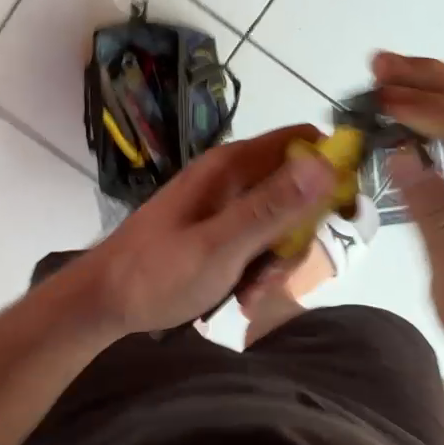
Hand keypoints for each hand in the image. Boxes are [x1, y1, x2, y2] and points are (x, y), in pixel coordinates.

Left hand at [67, 124, 338, 334]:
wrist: (103, 302)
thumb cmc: (157, 274)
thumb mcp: (222, 246)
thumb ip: (274, 207)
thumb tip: (329, 164)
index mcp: (233, 166)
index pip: (304, 142)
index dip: (331, 171)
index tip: (340, 217)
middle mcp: (231, 176)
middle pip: (298, 189)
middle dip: (298, 235)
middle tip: (273, 274)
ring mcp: (223, 203)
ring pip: (279, 222)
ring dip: (275, 262)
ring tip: (248, 295)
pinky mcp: (215, 228)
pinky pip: (255, 241)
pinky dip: (256, 269)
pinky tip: (239, 297)